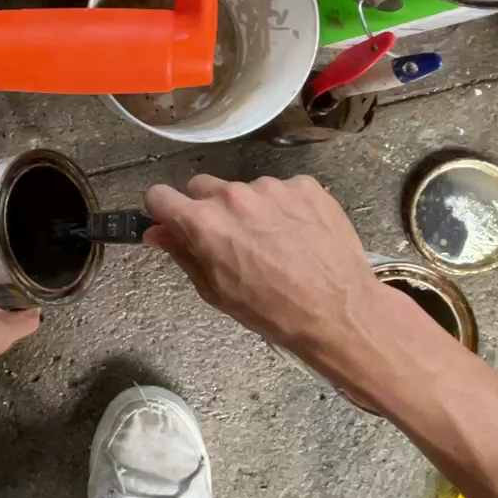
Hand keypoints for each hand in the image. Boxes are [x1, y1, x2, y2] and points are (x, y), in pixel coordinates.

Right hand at [144, 174, 447, 406]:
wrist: (341, 312)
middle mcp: (233, 195)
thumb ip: (182, 253)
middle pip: (200, 187)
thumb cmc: (271, 311)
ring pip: (243, 189)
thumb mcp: (215, 291)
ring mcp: (272, 186)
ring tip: (272, 241)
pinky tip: (298, 234)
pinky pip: (281, 189)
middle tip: (228, 239)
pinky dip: (283, 207)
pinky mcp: (305, 185)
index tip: (175, 225)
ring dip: (248, 208)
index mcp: (204, 223)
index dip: (164, 212)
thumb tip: (156, 232)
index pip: (159, 195)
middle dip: (205, 208)